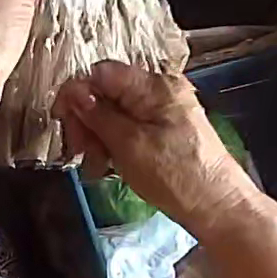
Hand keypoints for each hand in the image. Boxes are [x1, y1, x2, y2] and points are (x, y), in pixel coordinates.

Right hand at [57, 61, 265, 237]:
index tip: (61, 121)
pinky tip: (105, 166)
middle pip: (104, 93)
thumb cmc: (173, 174)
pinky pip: (125, 128)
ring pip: (111, 113)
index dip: (76, 93)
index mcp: (153, 86)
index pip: (101, 73)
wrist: (215, 204)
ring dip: (94, 138)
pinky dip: (110, 145)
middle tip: (77, 151)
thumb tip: (73, 91)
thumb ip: (98, 115)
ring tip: (93, 166)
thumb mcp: (128, 144)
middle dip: (84, 121)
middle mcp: (157, 90)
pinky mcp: (160, 130)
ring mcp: (160, 110)